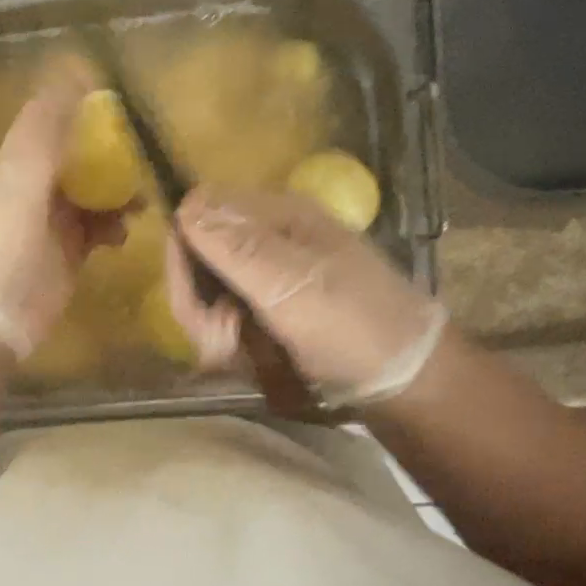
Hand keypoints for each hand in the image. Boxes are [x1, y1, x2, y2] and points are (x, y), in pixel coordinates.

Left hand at [0, 63, 128, 357]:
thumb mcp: (20, 181)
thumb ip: (45, 129)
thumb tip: (73, 67)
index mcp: (16, 163)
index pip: (52, 119)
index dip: (83, 103)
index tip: (124, 92)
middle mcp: (34, 187)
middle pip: (79, 154)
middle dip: (112, 149)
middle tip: (146, 149)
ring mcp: (52, 222)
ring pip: (94, 191)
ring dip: (120, 189)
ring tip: (140, 198)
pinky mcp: (68, 255)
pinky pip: (100, 228)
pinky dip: (115, 225)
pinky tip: (124, 234)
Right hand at [159, 188, 448, 407]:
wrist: (401, 379)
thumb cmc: (353, 324)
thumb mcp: (293, 285)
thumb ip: (237, 248)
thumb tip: (184, 207)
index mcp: (277, 216)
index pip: (197, 215)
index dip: (184, 255)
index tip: (196, 298)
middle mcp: (265, 241)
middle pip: (194, 262)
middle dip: (199, 306)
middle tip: (227, 336)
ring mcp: (264, 279)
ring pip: (203, 298)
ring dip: (214, 333)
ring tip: (244, 354)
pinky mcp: (265, 311)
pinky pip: (222, 322)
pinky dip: (228, 346)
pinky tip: (252, 362)